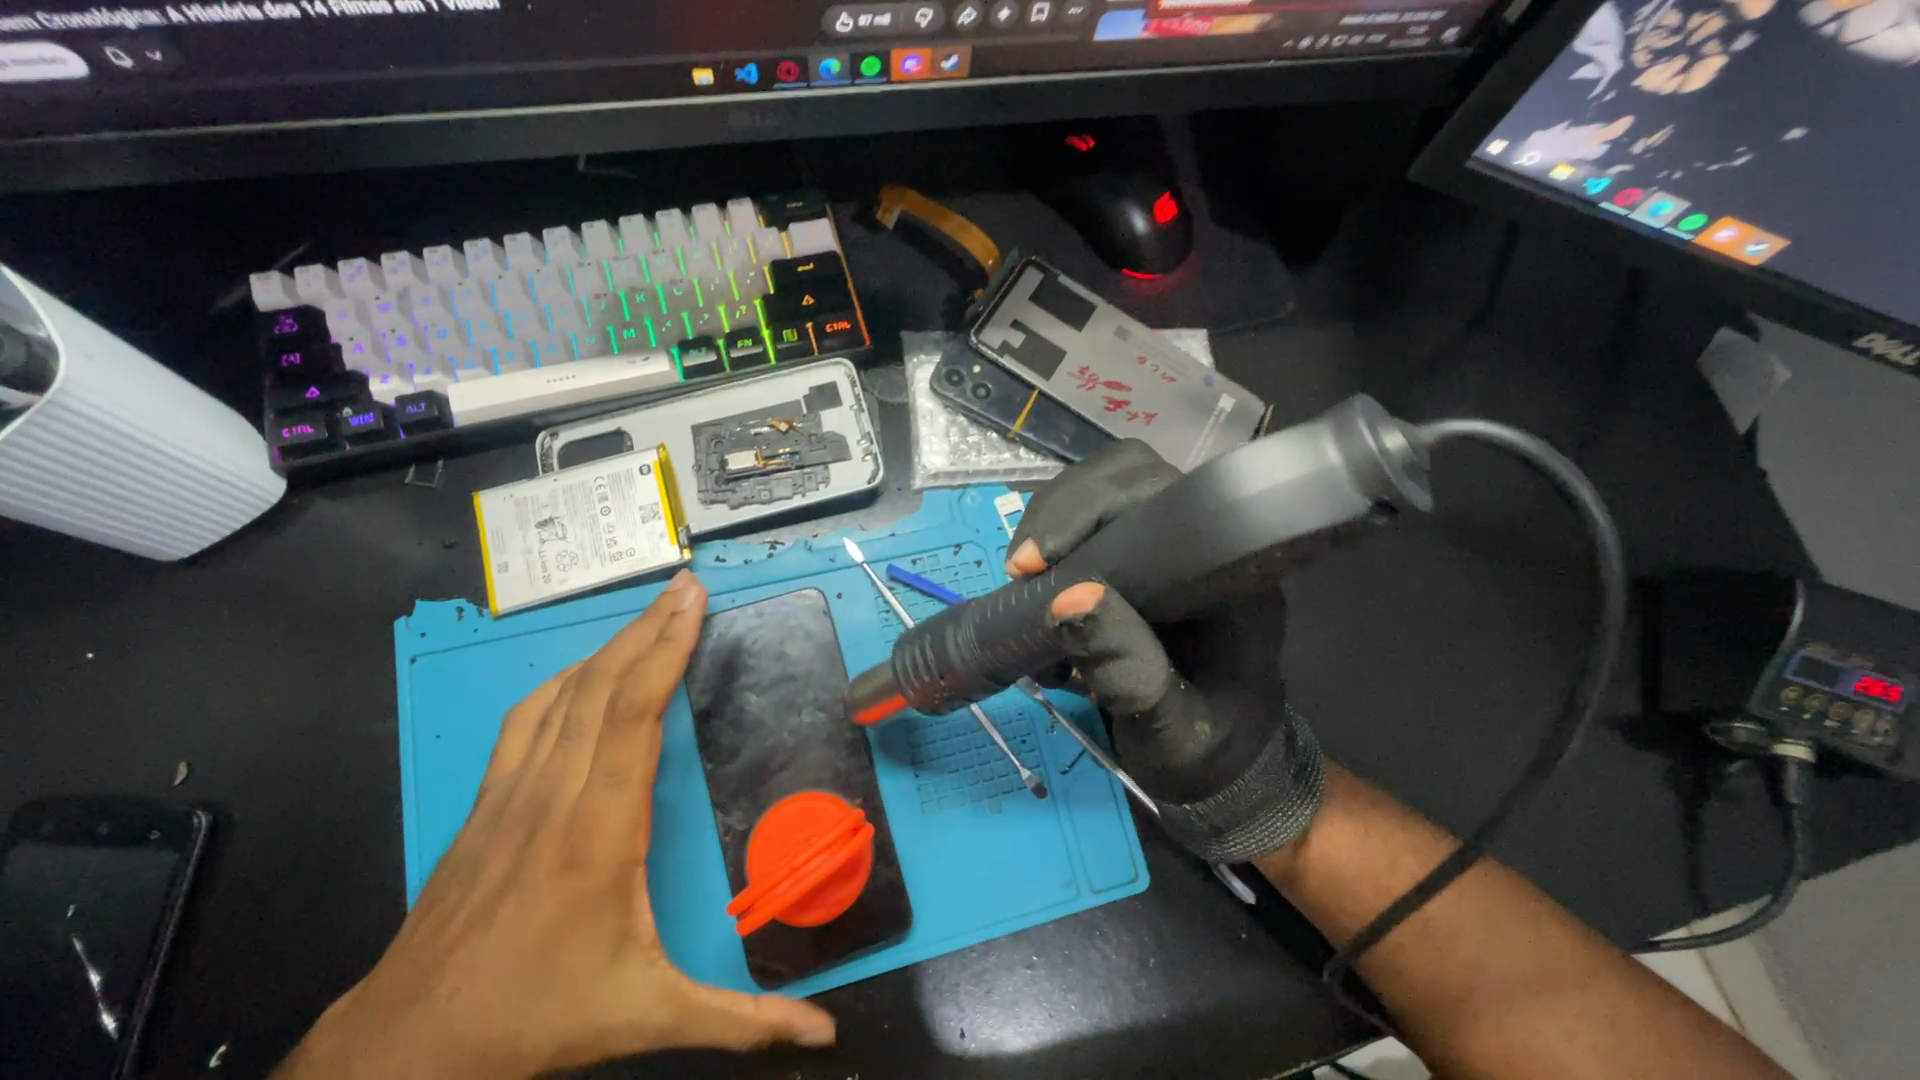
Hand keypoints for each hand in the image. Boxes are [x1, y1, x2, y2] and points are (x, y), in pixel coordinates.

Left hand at [277, 571, 834, 1079]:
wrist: (410, 1043)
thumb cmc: (535, 1018)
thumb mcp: (648, 1018)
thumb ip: (743, 1022)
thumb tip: (824, 1037)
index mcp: (598, 831)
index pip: (634, 714)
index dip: (666, 649)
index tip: (693, 602)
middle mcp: (552, 795)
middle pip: (602, 686)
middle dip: (648, 628)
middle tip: (686, 586)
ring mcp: (509, 794)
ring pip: (561, 695)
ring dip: (607, 647)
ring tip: (648, 616)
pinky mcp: (485, 804)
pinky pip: (525, 721)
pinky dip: (563, 682)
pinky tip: (581, 677)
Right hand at [1008, 440, 1326, 862]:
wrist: (1223, 772)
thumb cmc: (1207, 756)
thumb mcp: (1170, 732)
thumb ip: (1129, 674)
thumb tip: (1068, 599)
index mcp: (1230, 578)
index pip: (1164, 500)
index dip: (1092, 510)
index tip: (1037, 561)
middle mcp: (1204, 548)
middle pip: (1130, 477)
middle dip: (1063, 511)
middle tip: (1020, 568)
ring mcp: (1172, 551)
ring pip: (1106, 496)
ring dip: (1054, 528)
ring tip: (1022, 580)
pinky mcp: (1144, 565)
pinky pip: (1094, 527)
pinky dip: (1055, 547)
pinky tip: (1035, 588)